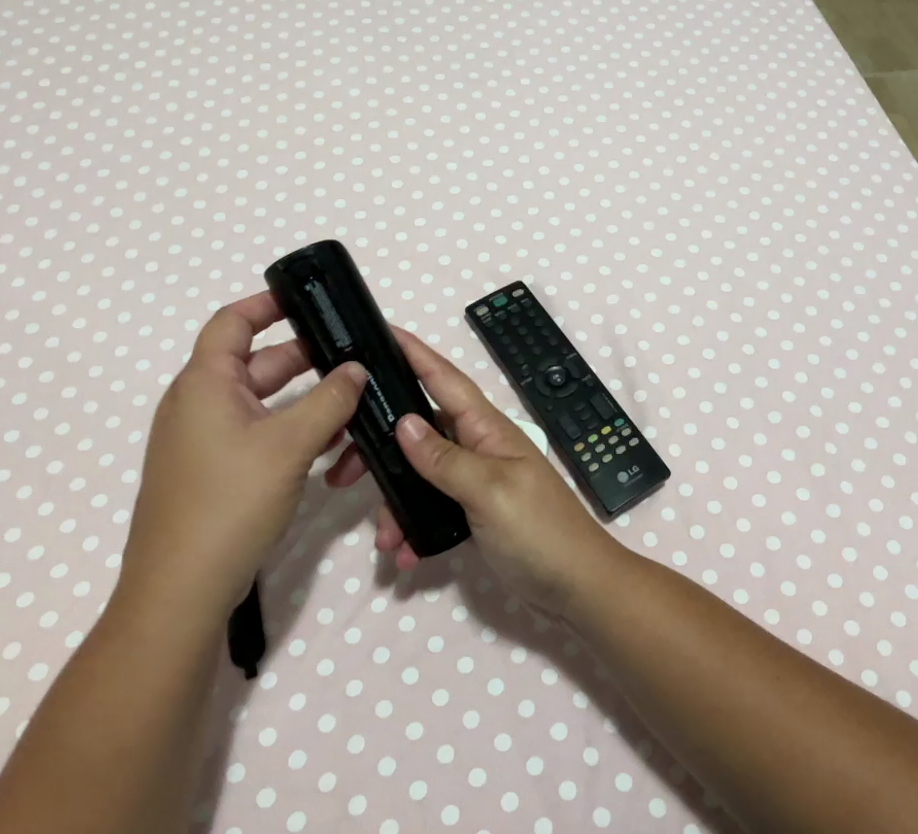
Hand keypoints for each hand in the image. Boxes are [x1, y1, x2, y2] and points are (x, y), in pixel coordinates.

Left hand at [120, 292, 367, 617]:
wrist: (181, 587)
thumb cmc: (230, 501)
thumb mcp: (289, 445)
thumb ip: (329, 401)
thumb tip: (355, 369)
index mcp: (204, 383)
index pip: (233, 321)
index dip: (269, 304)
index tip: (309, 300)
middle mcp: (198, 404)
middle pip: (255, 362)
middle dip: (305, 358)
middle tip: (353, 356)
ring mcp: (203, 441)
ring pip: (262, 403)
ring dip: (304, 400)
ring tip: (353, 401)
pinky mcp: (213, 472)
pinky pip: (257, 434)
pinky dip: (290, 430)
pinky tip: (329, 445)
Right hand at [326, 327, 625, 616]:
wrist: (577, 586)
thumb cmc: (540, 531)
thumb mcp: (490, 491)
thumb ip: (445, 458)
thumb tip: (403, 422)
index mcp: (488, 430)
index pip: (445, 380)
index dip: (415, 353)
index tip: (380, 331)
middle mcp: (479, 448)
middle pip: (419, 430)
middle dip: (380, 447)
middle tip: (341, 470)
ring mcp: (477, 481)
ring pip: (419, 475)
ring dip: (395, 502)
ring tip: (383, 538)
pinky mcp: (473, 513)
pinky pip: (431, 509)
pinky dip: (414, 529)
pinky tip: (405, 554)